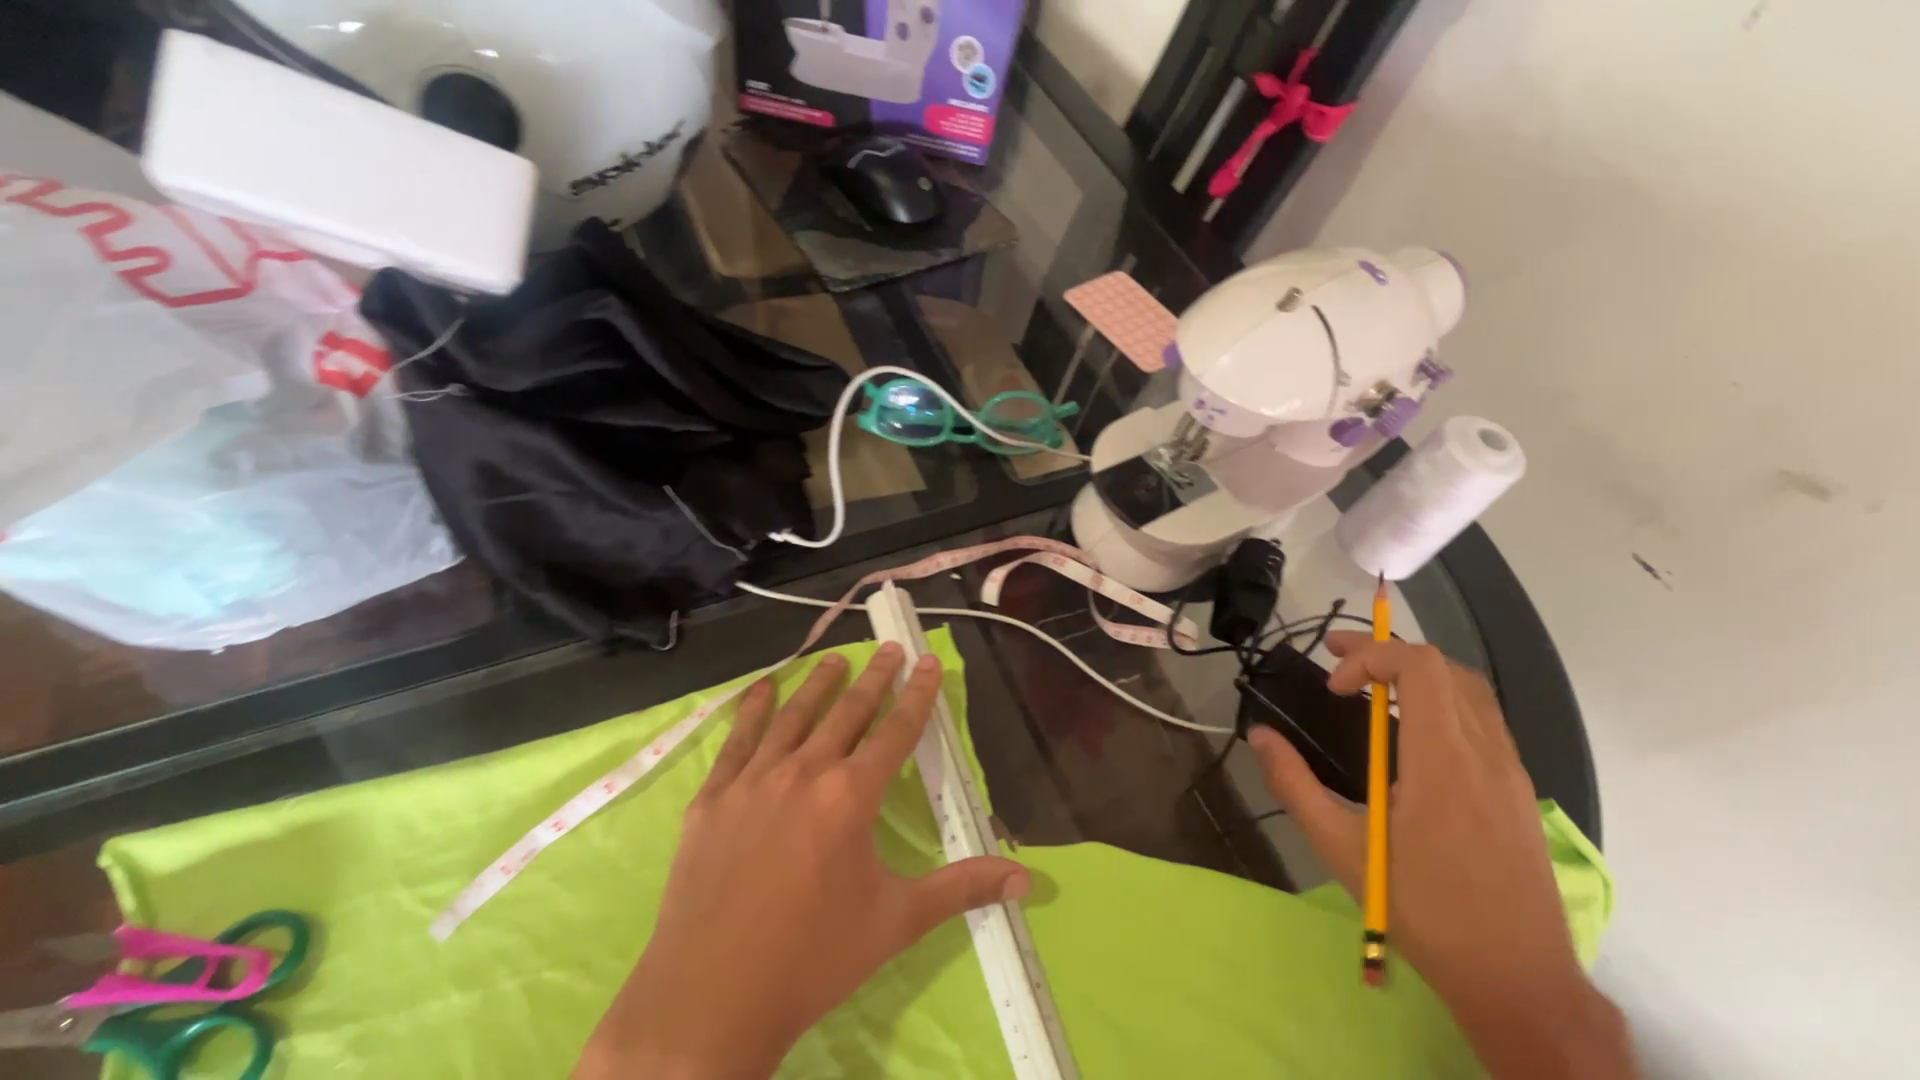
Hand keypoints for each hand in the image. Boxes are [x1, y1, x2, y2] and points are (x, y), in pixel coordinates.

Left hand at [573, 644, 1030, 1079]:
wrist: (714, 995)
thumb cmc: (815, 957)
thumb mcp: (897, 920)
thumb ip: (961, 888)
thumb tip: (1027, 878)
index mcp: (851, 796)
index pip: (895, 731)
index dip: (917, 695)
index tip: (928, 661)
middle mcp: (803, 773)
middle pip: (847, 713)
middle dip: (874, 678)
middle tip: (890, 647)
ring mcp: (751, 782)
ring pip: (792, 717)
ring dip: (817, 684)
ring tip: (835, 658)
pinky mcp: (712, 800)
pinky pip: (736, 740)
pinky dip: (752, 709)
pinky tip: (761, 689)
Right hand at [1247, 632, 1631, 1078]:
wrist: (1516, 974)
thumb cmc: (1423, 910)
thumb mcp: (1343, 848)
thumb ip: (1296, 785)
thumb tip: (1260, 736)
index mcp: (1444, 759)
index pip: (1419, 667)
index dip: (1370, 657)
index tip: (1333, 689)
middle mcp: (1486, 753)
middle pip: (1445, 668)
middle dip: (1388, 653)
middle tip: (1339, 663)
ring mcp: (1511, 772)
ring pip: (1471, 692)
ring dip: (1419, 676)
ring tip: (1372, 690)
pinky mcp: (1519, 792)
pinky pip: (1484, 722)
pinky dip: (1444, 704)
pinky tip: (1413, 737)